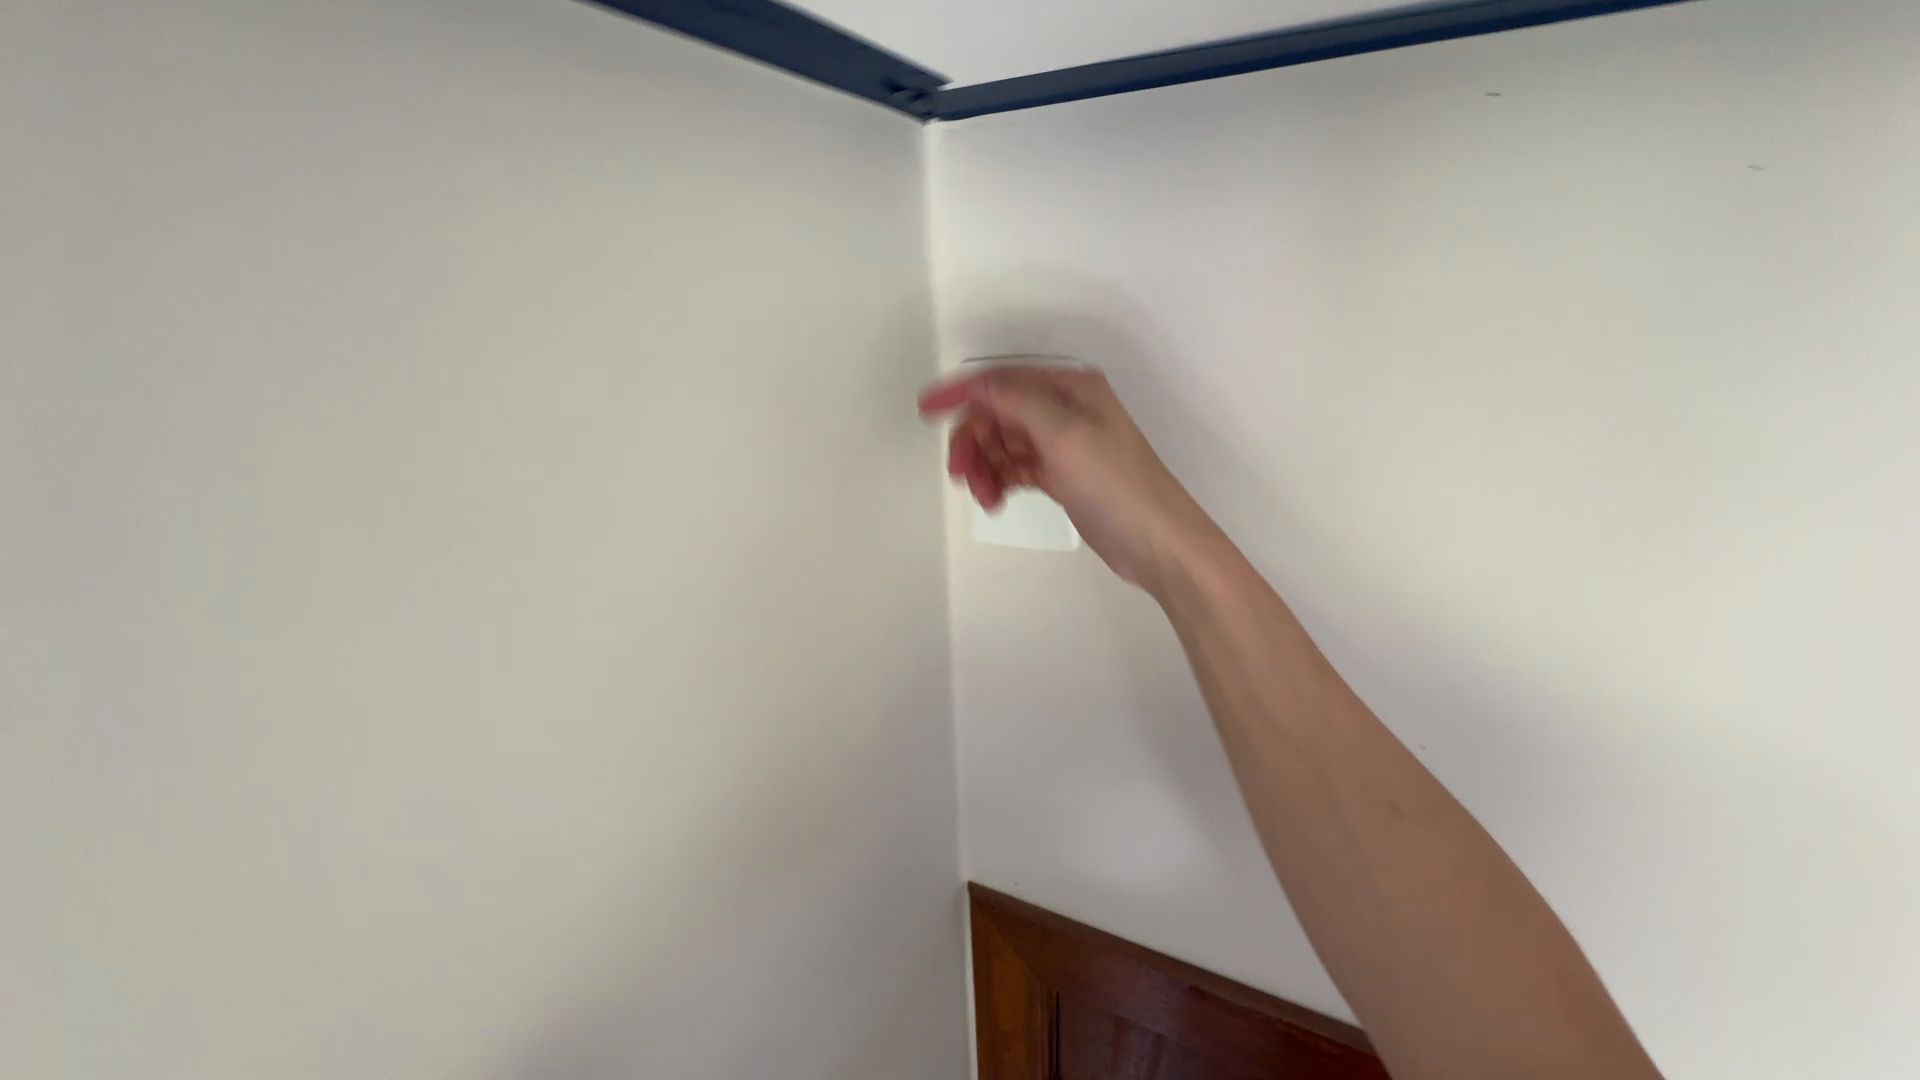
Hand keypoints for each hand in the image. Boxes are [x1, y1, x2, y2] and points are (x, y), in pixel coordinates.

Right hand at [917, 364, 1220, 592]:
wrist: (1155, 540)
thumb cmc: (1115, 484)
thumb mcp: (1063, 435)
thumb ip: (1017, 402)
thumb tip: (977, 383)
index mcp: (1068, 388)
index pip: (1000, 380)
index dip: (960, 393)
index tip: (925, 411)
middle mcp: (1062, 408)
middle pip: (996, 413)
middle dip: (974, 441)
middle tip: (962, 476)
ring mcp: (1060, 443)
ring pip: (1001, 444)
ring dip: (985, 467)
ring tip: (987, 499)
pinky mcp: (1058, 473)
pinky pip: (1014, 468)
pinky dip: (999, 481)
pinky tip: (997, 501)